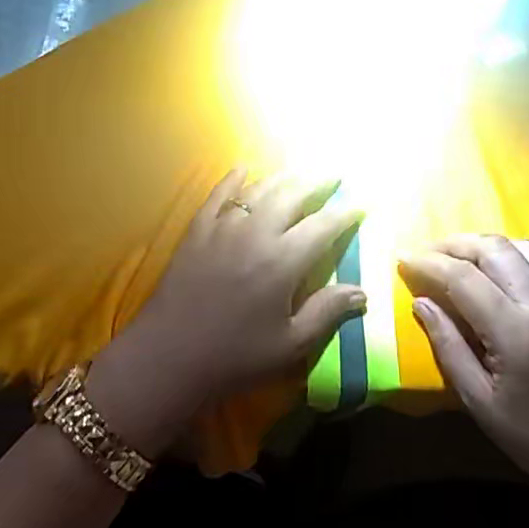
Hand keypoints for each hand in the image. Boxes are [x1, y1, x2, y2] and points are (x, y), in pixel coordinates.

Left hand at [92, 167, 365, 420]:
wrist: (166, 359)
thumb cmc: (234, 356)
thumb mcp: (290, 343)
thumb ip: (326, 312)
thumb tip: (361, 292)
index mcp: (283, 261)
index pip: (324, 226)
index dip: (346, 213)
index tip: (362, 204)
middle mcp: (256, 234)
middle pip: (293, 195)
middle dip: (318, 182)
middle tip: (335, 174)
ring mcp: (223, 229)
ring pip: (259, 190)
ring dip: (284, 177)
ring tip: (301, 171)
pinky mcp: (197, 233)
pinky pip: (218, 196)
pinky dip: (233, 179)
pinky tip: (243, 168)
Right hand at [398, 235, 528, 500]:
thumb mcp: (480, 403)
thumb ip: (449, 348)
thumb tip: (421, 303)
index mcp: (516, 332)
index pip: (465, 279)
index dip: (429, 263)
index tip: (402, 259)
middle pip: (494, 250)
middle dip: (454, 244)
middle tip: (425, 254)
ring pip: (520, 247)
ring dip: (483, 243)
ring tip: (456, 255)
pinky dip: (513, 252)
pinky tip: (496, 264)